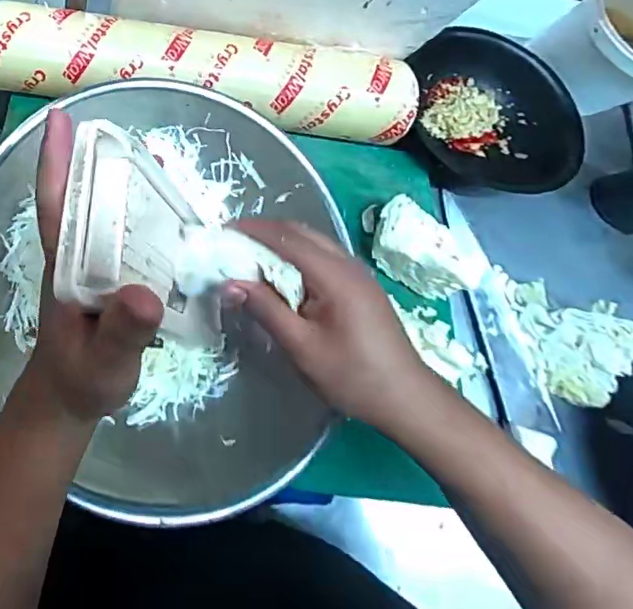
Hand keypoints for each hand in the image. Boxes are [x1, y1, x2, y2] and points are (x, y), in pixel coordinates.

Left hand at [12, 108, 162, 429]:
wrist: (70, 398)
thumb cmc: (81, 378)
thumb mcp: (104, 360)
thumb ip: (121, 331)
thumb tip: (146, 295)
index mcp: (65, 264)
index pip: (55, 203)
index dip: (55, 160)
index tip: (58, 119)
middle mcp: (74, 254)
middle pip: (80, 195)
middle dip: (92, 157)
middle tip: (120, 130)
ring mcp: (89, 263)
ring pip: (101, 211)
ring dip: (119, 181)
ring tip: (149, 158)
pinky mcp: (106, 275)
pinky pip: (121, 234)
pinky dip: (138, 214)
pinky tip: (164, 209)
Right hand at [223, 219, 447, 436]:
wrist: (410, 401)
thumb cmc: (354, 377)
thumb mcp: (302, 348)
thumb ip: (266, 310)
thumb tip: (229, 282)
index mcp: (334, 275)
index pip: (287, 238)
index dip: (253, 230)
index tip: (222, 232)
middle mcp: (347, 264)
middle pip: (300, 232)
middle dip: (264, 231)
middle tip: (232, 241)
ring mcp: (357, 273)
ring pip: (312, 241)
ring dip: (280, 241)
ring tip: (250, 254)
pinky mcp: (360, 285)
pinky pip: (321, 255)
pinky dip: (296, 253)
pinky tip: (282, 273)